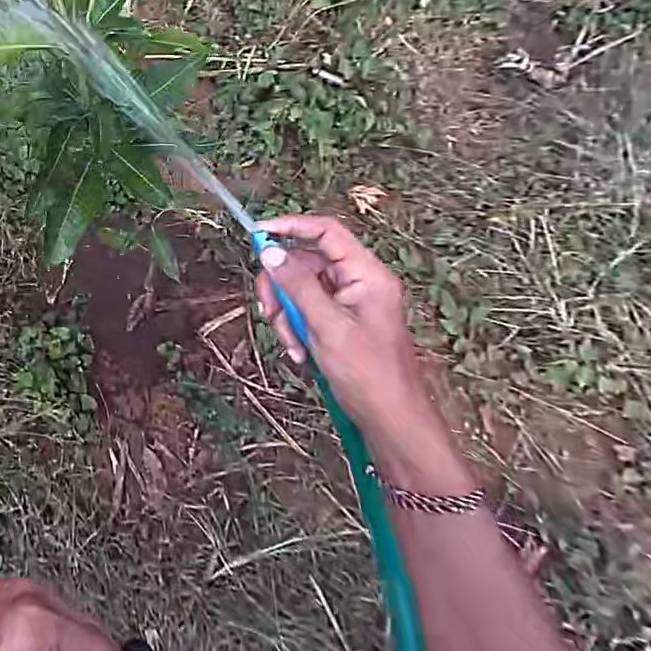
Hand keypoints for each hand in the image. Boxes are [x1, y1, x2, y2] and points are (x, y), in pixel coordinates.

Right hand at [253, 215, 428, 430]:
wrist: (392, 422)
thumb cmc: (369, 375)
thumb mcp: (327, 326)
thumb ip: (297, 285)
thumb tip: (269, 252)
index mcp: (366, 274)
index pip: (326, 232)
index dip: (291, 227)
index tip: (258, 235)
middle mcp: (358, 282)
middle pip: (306, 261)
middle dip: (281, 286)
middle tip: (270, 311)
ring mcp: (349, 302)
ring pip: (300, 287)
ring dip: (287, 313)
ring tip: (291, 343)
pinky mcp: (340, 321)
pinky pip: (306, 310)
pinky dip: (295, 327)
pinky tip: (300, 351)